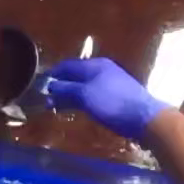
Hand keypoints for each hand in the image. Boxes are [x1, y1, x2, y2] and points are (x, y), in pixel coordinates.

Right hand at [46, 57, 169, 140]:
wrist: (144, 118)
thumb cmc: (112, 104)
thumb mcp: (85, 96)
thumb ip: (66, 89)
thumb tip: (50, 85)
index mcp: (94, 65)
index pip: (66, 65)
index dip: (52, 74)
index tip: (39, 86)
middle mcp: (102, 70)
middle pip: (74, 75)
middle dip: (60, 86)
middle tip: (45, 100)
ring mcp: (109, 83)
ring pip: (82, 86)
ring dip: (69, 95)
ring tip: (56, 107)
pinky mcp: (115, 96)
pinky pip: (91, 94)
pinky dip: (80, 100)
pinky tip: (75, 109)